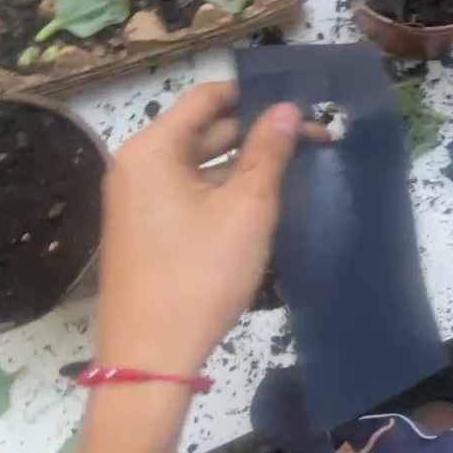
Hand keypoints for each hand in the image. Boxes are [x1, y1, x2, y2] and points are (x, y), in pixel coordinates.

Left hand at [95, 83, 307, 379]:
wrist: (151, 357)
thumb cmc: (200, 273)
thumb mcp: (247, 207)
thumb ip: (269, 151)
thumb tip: (287, 108)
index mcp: (152, 150)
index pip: (207, 98)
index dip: (254, 95)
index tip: (300, 104)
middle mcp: (139, 167)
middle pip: (206, 131)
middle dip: (259, 133)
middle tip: (314, 140)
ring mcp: (141, 201)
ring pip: (203, 165)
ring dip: (248, 163)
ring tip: (299, 168)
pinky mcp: (150, 229)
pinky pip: (193, 192)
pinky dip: (228, 189)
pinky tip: (265, 200)